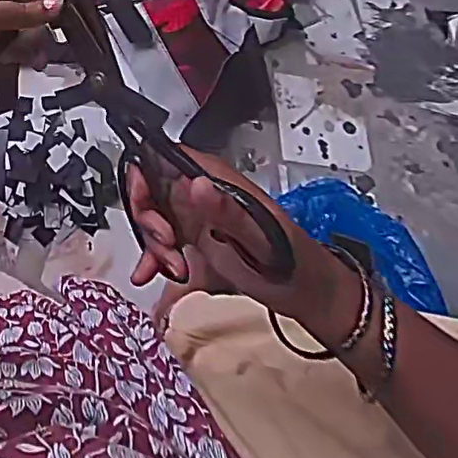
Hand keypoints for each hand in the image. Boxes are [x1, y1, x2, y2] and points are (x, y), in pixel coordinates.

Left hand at [0, 0, 62, 125]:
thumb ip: (22, 10)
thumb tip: (54, 3)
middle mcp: (3, 8)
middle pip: (42, 0)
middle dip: (53, 8)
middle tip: (65, 15)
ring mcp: (9, 32)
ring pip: (43, 28)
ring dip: (42, 39)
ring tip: (28, 48)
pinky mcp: (12, 55)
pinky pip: (38, 51)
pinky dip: (39, 55)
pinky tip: (31, 60)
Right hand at [126, 149, 360, 339]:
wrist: (312, 299)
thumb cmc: (295, 265)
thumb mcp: (261, 238)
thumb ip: (227, 210)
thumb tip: (195, 183)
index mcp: (217, 180)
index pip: (164, 158)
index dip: (144, 175)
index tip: (145, 204)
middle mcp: (202, 192)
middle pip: (151, 189)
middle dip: (148, 217)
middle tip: (166, 241)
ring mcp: (196, 215)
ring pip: (153, 217)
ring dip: (153, 244)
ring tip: (175, 267)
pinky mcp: (194, 237)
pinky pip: (161, 240)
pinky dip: (152, 257)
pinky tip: (149, 273)